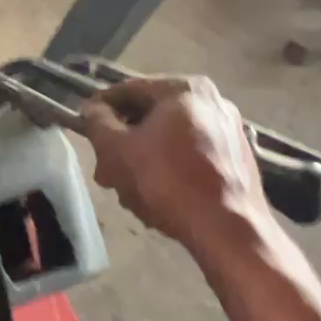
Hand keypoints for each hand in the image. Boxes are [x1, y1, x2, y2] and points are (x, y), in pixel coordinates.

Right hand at [79, 74, 271, 264]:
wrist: (229, 231)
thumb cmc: (167, 183)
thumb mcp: (116, 150)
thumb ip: (97, 122)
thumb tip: (92, 109)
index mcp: (183, 89)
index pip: (127, 90)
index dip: (98, 109)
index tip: (83, 129)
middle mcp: (212, 101)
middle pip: (149, 115)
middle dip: (121, 143)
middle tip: (104, 170)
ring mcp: (229, 130)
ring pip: (169, 137)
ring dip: (141, 158)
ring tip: (126, 190)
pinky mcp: (237, 158)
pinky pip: (191, 153)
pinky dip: (169, 167)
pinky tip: (156, 194)